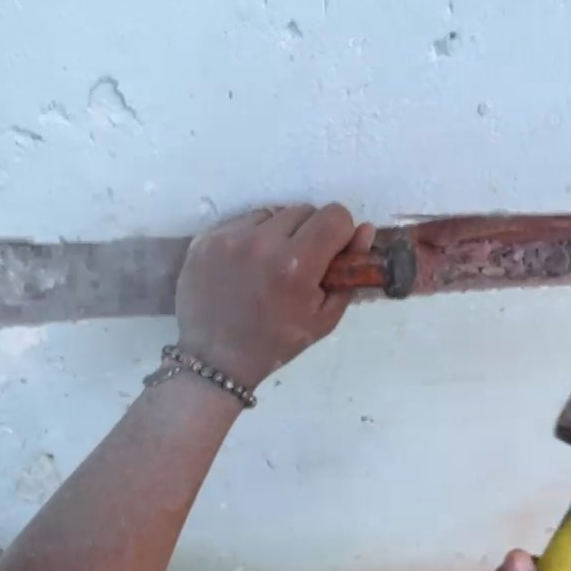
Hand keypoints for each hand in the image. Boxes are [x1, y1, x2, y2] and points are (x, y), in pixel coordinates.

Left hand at [173, 204, 374, 387]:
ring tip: (267, 268)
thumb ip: (349, 273)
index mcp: (296, 264)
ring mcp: (229, 238)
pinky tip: (243, 268)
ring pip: (270, 214)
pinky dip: (248, 239)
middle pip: (303, 211)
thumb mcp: (324, 319)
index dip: (338, 234)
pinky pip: (240, 223)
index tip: (330, 253)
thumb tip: (365, 230)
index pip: (334, 215)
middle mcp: (262, 242)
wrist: (217, 360)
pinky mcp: (206, 239)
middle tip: (297, 266)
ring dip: (276, 235)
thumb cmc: (276, 344)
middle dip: (308, 234)